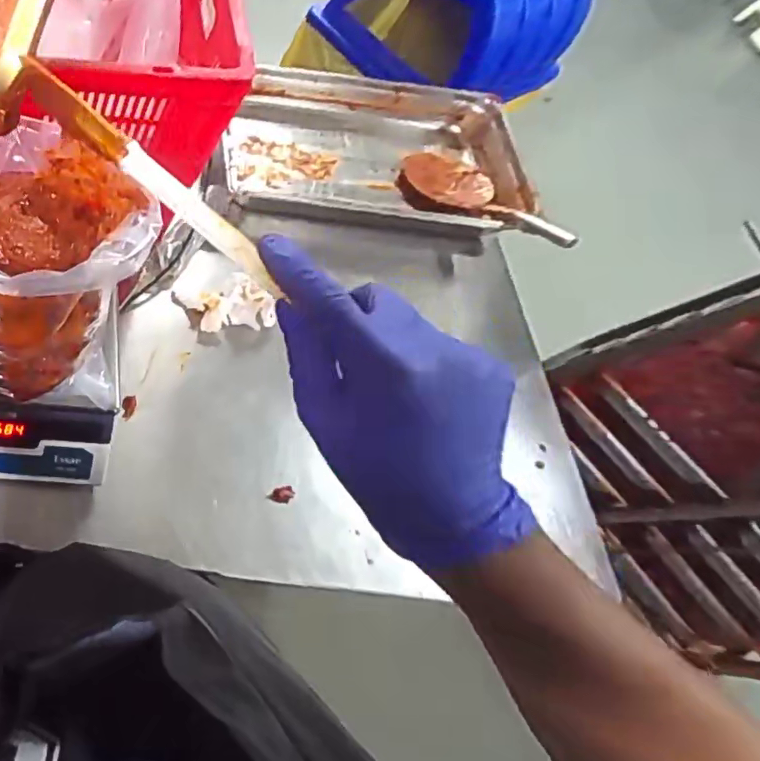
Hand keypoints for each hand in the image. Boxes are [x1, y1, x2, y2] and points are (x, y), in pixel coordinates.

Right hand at [259, 234, 535, 570]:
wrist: (453, 514)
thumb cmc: (372, 473)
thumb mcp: (322, 418)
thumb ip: (307, 356)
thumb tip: (291, 309)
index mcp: (382, 365)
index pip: (329, 303)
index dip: (298, 272)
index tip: (272, 245)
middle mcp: (430, 347)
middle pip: (372, 301)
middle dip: (347, 317)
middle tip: (338, 359)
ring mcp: (466, 352)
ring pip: (403, 320)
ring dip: (381, 338)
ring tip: (382, 388)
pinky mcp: (487, 363)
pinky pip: (432, 341)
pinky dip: (412, 356)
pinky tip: (415, 397)